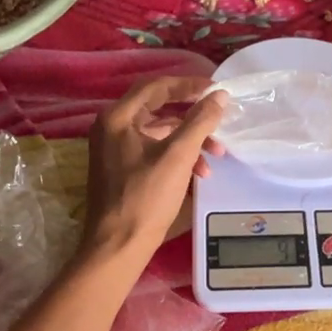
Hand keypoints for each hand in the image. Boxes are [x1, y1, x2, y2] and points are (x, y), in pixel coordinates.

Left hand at [80, 75, 226, 258]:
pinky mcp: (121, 168)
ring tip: (216, 154)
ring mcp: (114, 148)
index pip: (157, 86)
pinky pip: (154, 149)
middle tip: (218, 116)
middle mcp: (112, 127)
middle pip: (158, 107)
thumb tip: (219, 95)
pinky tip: (199, 172)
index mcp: (118, 117)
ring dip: (189, 139)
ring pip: (159, 131)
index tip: (216, 89)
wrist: (117, 245)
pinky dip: (177, 155)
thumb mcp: (178, 156)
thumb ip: (200, 121)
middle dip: (192, 115)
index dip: (189, 84)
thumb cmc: (145, 197)